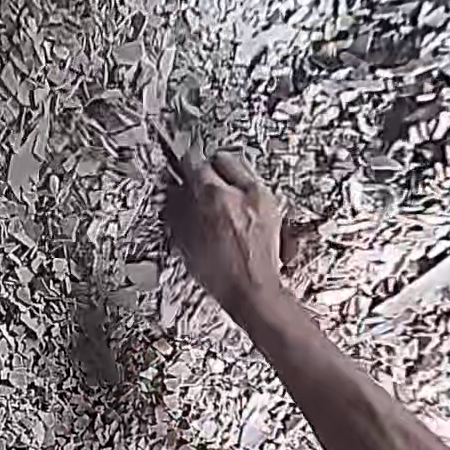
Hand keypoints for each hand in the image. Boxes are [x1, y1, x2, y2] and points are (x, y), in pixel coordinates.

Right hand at [164, 149, 294, 319]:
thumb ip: (181, 211)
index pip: (196, 166)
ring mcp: (261, 199)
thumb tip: (175, 193)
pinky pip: (253, 186)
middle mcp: (242, 194)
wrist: (252, 289)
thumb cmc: (222, 274)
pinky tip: (233, 208)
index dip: (185, 168)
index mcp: (217, 200)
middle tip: (199, 181)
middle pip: (221, 160)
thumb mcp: (188, 242)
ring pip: (240, 170)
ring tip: (216, 196)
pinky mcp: (273, 207)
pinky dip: (241, 191)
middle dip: (208, 169)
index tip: (181, 171)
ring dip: (226, 178)